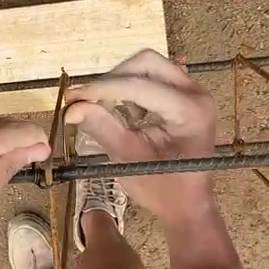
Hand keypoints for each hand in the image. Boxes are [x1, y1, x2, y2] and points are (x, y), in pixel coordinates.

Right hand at [65, 50, 219, 230]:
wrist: (188, 205)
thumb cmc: (162, 189)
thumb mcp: (128, 159)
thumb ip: (102, 127)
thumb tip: (72, 108)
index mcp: (189, 111)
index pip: (139, 86)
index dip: (102, 88)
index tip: (73, 97)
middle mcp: (197, 93)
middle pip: (147, 63)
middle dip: (113, 78)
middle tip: (88, 99)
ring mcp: (194, 91)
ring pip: (150, 66)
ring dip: (122, 81)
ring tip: (105, 106)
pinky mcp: (186, 94)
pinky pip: (155, 77)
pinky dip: (133, 87)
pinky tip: (124, 111)